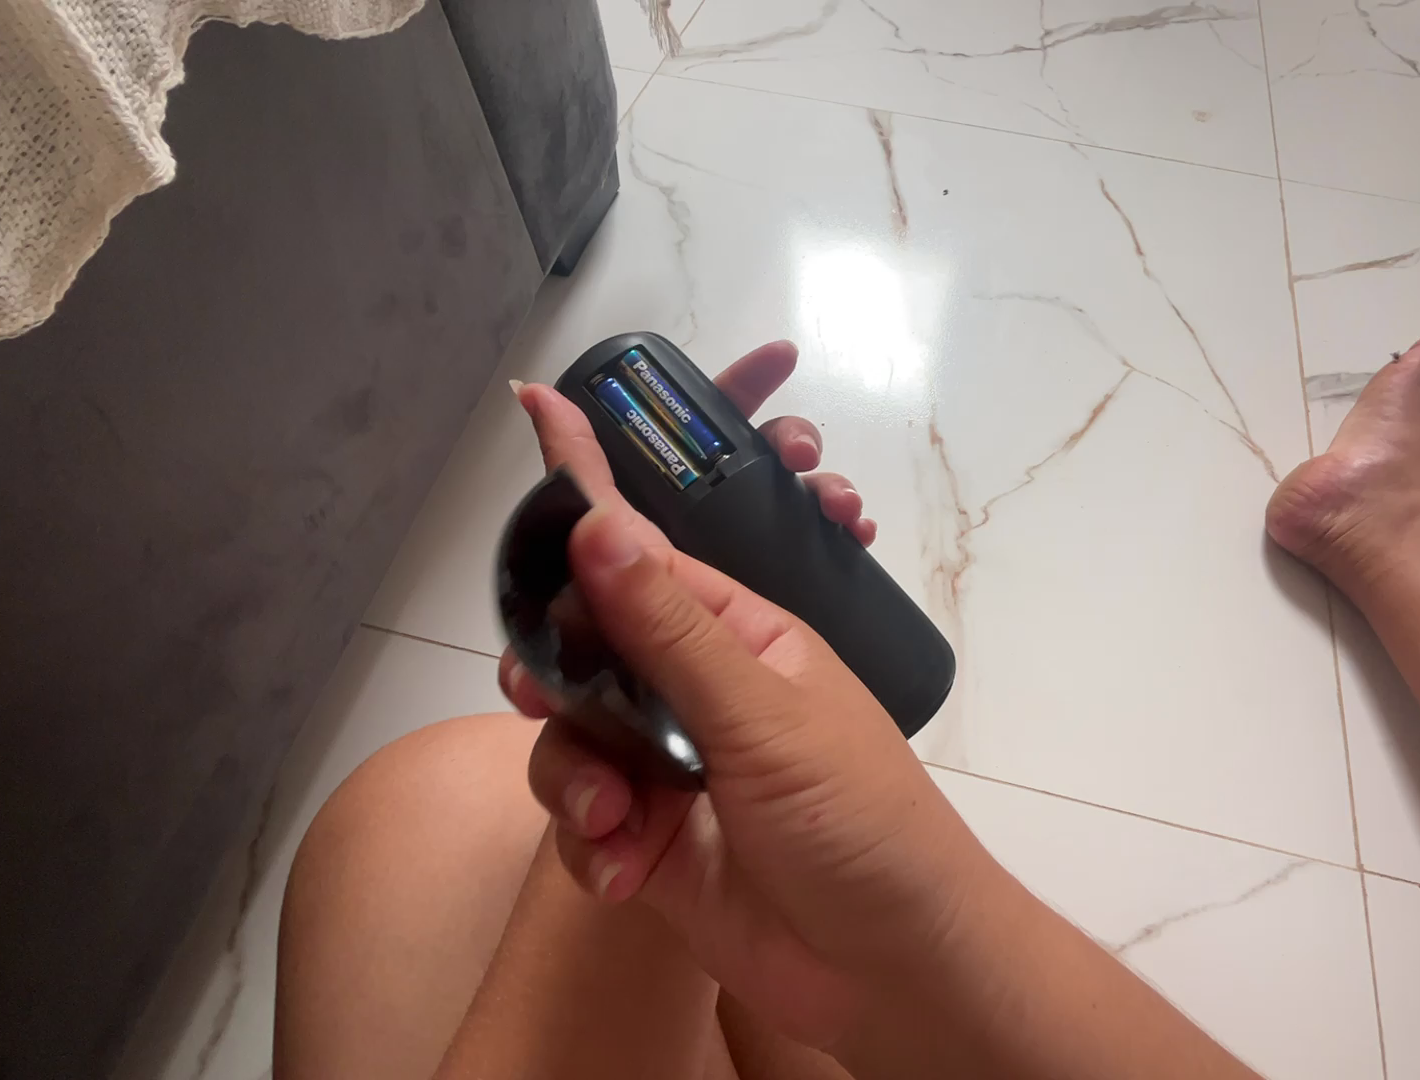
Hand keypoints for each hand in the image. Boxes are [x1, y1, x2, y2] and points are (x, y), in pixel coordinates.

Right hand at [501, 342, 1000, 1048]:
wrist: (884, 963)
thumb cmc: (855, 816)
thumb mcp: (764, 716)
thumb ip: (673, 631)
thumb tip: (602, 524)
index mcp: (738, 634)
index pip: (648, 552)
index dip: (589, 492)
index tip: (535, 411)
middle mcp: (698, 687)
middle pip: (590, 648)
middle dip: (559, 676)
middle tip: (541, 697)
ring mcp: (671, 762)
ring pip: (575, 737)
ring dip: (578, 780)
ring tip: (613, 821)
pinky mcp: (649, 834)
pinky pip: (584, 817)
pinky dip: (593, 844)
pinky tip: (627, 872)